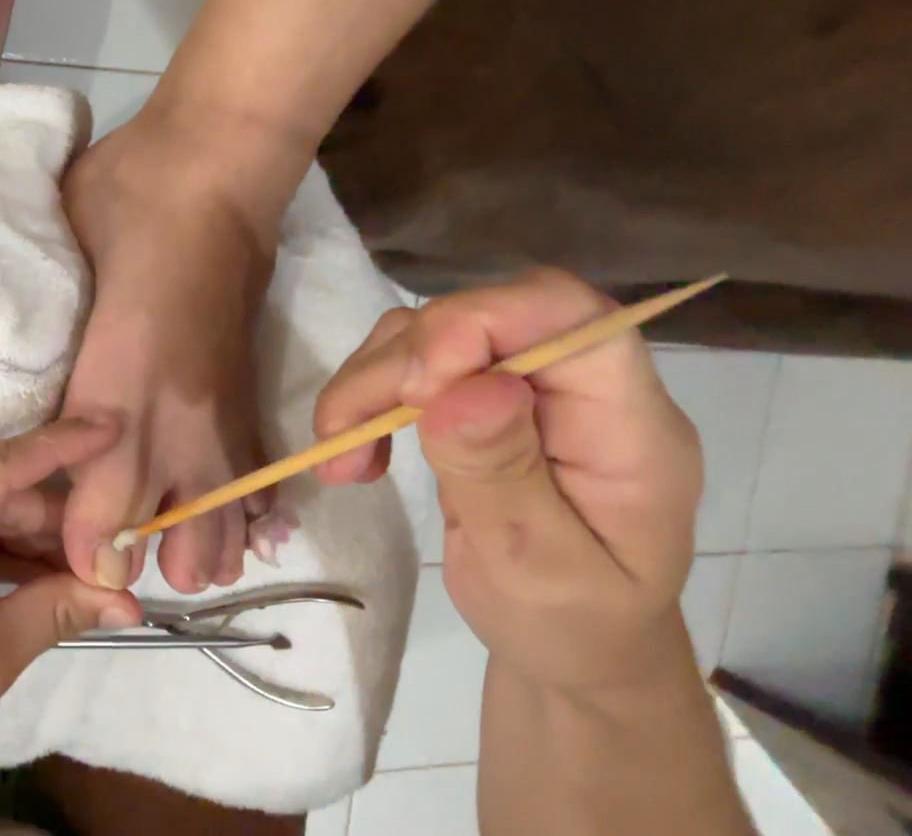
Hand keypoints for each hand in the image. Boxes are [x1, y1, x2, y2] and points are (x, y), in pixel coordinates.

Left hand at [58, 111, 285, 593]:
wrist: (204, 171)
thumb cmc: (119, 208)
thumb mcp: (62, 265)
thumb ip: (56, 344)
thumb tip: (57, 420)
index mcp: (119, 389)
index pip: (105, 505)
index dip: (89, 548)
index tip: (75, 570)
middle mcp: (175, 413)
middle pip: (171, 526)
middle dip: (149, 561)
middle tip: (122, 571)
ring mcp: (219, 405)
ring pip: (220, 511)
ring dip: (203, 547)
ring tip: (183, 567)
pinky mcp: (248, 388)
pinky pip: (259, 474)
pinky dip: (254, 512)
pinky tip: (249, 535)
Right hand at [312, 268, 702, 688]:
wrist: (570, 648)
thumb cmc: (570, 623)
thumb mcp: (537, 567)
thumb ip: (502, 474)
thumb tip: (466, 387)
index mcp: (626, 424)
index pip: (567, 316)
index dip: (480, 322)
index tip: (411, 387)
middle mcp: (574, 388)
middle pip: (477, 319)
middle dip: (396, 366)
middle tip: (343, 438)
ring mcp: (521, 391)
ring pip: (425, 336)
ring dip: (366, 386)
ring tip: (340, 459)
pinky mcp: (474, 402)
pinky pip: (406, 368)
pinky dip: (364, 401)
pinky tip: (354, 455)